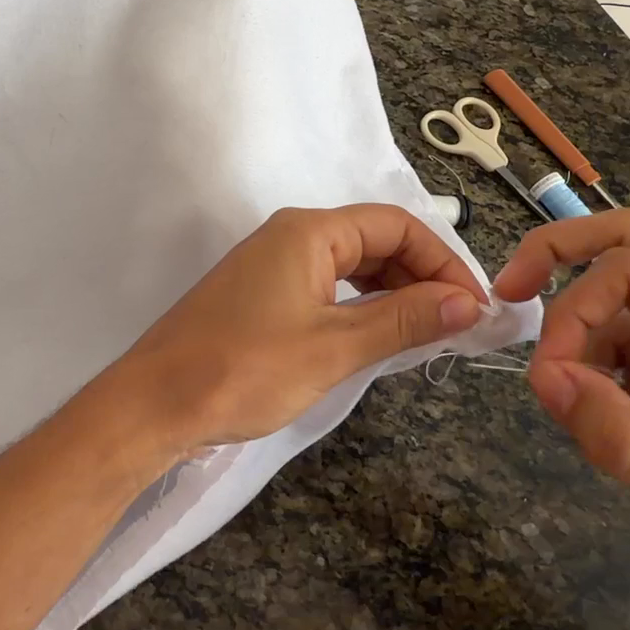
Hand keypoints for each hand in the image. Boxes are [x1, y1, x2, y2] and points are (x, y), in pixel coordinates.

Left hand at [108, 204, 485, 456]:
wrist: (156, 403)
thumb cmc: (244, 369)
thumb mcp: (334, 347)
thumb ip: (404, 320)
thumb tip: (468, 303)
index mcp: (309, 232)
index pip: (395, 225)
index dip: (443, 261)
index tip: (474, 307)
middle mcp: (291, 236)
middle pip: (375, 241)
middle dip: (422, 278)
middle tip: (459, 326)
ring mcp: (272, 265)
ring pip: (352, 267)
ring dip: (394, 295)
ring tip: (430, 335)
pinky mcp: (261, 296)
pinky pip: (327, 289)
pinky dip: (360, 308)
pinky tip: (380, 338)